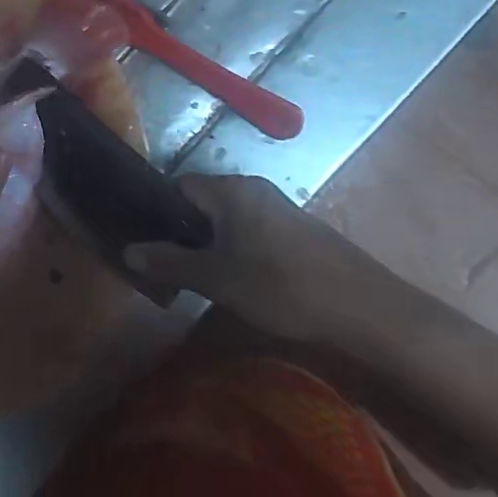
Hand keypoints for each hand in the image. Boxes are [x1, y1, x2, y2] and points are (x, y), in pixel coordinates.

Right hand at [125, 174, 401, 345]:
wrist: (369, 310)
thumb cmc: (282, 285)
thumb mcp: (216, 279)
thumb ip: (169, 262)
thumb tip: (128, 250)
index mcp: (229, 189)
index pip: (178, 186)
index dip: (161, 212)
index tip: (153, 243)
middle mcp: (252, 187)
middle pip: (203, 201)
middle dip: (187, 230)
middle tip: (177, 264)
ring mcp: (279, 206)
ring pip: (229, 217)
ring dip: (215, 242)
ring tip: (209, 276)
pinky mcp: (299, 229)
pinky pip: (253, 228)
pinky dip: (241, 248)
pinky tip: (246, 280)